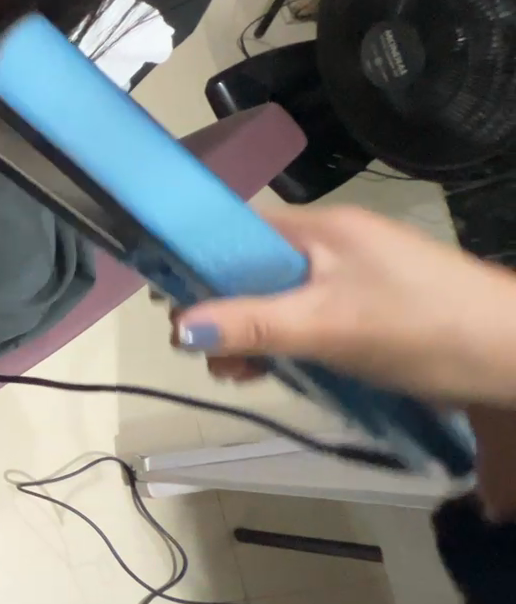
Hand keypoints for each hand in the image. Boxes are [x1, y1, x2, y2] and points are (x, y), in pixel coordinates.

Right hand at [173, 205, 515, 406]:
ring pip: (268, 300)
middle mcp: (331, 244)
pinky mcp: (363, 307)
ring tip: (242, 373)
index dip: (193, 266)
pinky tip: (273, 371)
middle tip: (211, 356)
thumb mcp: (328, 328)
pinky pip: (296, 318)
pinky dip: (276, 344)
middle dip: (218, 315)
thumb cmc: (431, 330)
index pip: (231, 234)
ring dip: (245, 337)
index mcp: (321, 230)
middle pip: (244, 272)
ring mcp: (349, 276)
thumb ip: (248, 325)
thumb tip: (175, 330)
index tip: (172, 308)